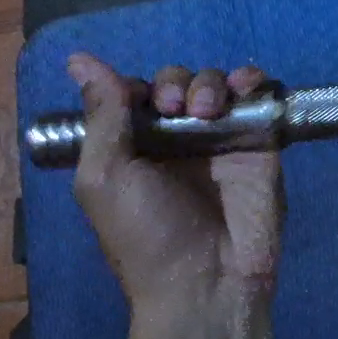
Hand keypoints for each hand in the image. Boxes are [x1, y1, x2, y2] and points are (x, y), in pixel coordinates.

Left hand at [67, 53, 283, 308]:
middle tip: (175, 110)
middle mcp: (179, 138)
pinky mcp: (260, 141)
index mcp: (136, 147)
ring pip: (218, 82)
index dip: (140, 86)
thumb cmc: (144, 234)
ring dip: (211, 82)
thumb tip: (77, 58)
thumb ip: (101, 116)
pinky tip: (245, 88)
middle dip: (176, 84)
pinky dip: (252, 81)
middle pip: (180, 82)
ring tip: (207, 110)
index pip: (139, 93)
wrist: (206, 280)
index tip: (143, 102)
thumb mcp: (105, 177)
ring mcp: (222, 138)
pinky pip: (259, 96)